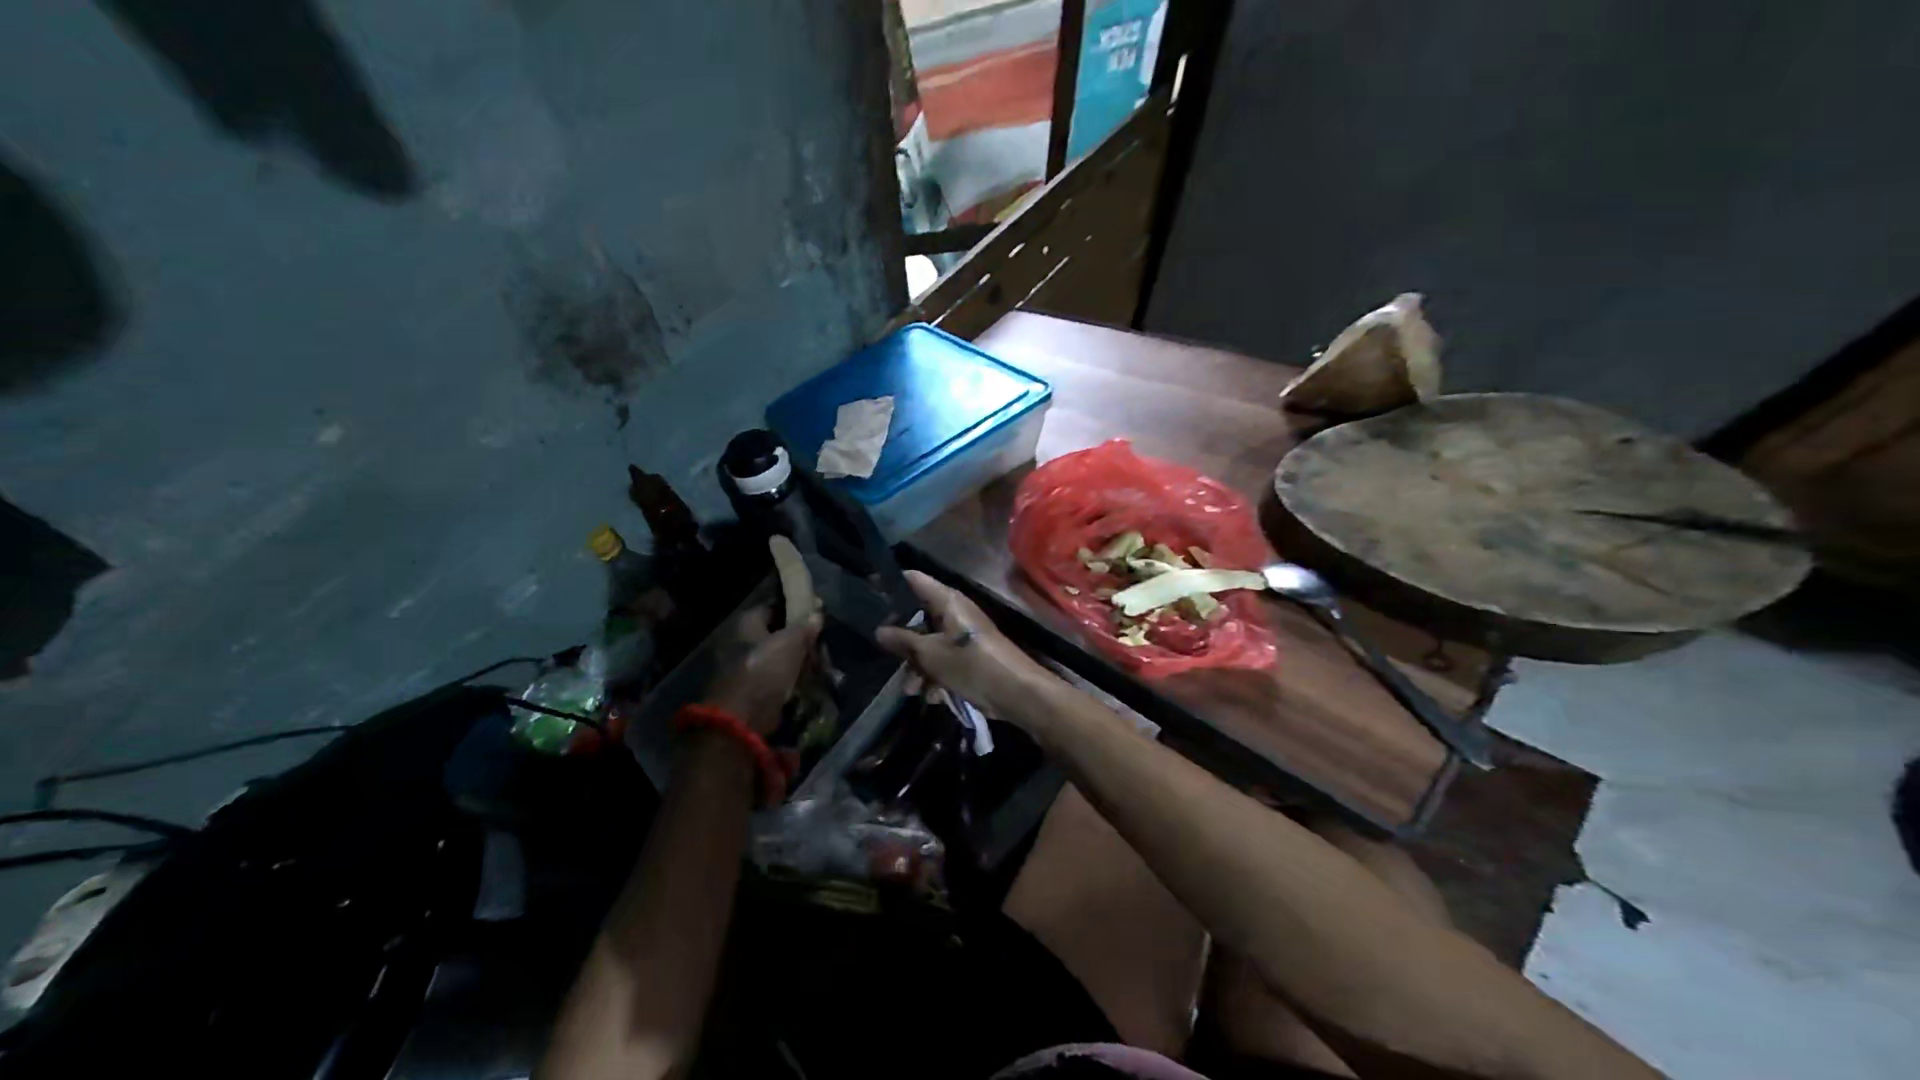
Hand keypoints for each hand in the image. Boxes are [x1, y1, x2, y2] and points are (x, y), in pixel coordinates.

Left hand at [699, 605, 821, 734]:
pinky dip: (792, 682)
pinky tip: (809, 684)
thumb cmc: (766, 669)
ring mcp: (744, 670)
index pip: (771, 609)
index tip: (814, 617)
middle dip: (798, 641)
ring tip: (820, 666)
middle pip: (775, 636)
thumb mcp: (791, 641)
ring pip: (778, 660)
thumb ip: (804, 627)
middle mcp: (740, 643)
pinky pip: (777, 681)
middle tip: (820, 646)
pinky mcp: (751, 693)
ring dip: (798, 663)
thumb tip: (816, 614)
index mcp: (745, 624)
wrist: (745, 716)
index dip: (792, 611)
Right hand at [876, 570, 1054, 724]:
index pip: (914, 580)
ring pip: (930, 645)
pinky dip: (937, 678)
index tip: (868, 594)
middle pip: (918, 617)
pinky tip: (934, 697)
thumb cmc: (972, 665)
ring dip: (919, 668)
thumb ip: (903, 641)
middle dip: (903, 643)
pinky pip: (944, 661)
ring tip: (913, 690)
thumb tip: (879, 629)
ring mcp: (963, 636)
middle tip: (887, 656)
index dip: (891, 585)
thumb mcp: (931, 654)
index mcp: (947, 601)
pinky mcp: (970, 657)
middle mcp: (954, 613)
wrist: (1017, 692)